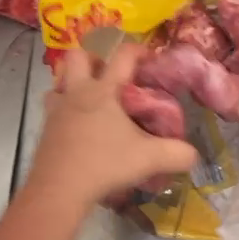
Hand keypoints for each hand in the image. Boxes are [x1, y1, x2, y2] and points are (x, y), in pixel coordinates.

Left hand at [26, 45, 198, 210]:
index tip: (150, 58)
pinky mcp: (45, 129)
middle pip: (77, 56)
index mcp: (104, 91)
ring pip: (58, 81)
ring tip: (89, 99)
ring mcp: (56, 110)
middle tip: (108, 77)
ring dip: (71, 82)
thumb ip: (177, 154)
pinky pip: (52, 109)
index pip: (123, 56)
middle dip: (93, 60)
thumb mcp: (149, 160)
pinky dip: (63, 110)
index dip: (139, 50)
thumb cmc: (104, 164)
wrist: (58, 189)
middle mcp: (77, 92)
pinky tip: (76, 127)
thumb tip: (193, 155)